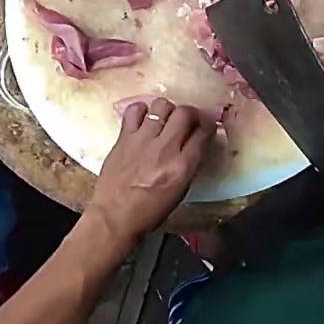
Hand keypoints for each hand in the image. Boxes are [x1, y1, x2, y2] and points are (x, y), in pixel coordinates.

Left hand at [85, 99, 212, 239]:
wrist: (114, 217)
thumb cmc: (150, 209)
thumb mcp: (181, 190)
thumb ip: (190, 163)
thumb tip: (196, 142)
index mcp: (182, 167)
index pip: (203, 133)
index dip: (209, 126)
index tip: (207, 126)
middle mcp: (164, 150)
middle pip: (185, 113)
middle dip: (191, 113)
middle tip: (189, 120)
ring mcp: (142, 141)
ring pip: (161, 106)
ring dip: (168, 110)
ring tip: (165, 119)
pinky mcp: (123, 139)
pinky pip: (134, 111)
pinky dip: (142, 110)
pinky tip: (144, 120)